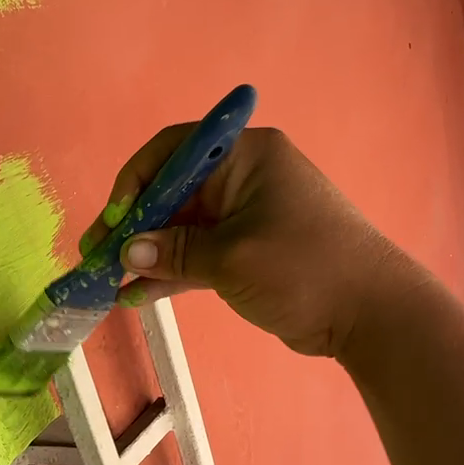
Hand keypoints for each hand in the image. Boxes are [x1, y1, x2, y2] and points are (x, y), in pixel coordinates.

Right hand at [76, 126, 430, 358]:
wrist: (367, 312)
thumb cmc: (302, 269)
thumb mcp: (231, 258)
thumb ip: (174, 253)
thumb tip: (126, 252)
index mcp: (243, 157)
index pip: (174, 152)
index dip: (135, 182)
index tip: (113, 222)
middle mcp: (240, 179)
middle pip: (171, 193)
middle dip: (132, 226)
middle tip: (96, 257)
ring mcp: (242, 218)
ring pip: (179, 230)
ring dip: (144, 255)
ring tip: (105, 282)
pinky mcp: (244, 253)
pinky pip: (195, 257)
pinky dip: (168, 274)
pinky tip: (135, 296)